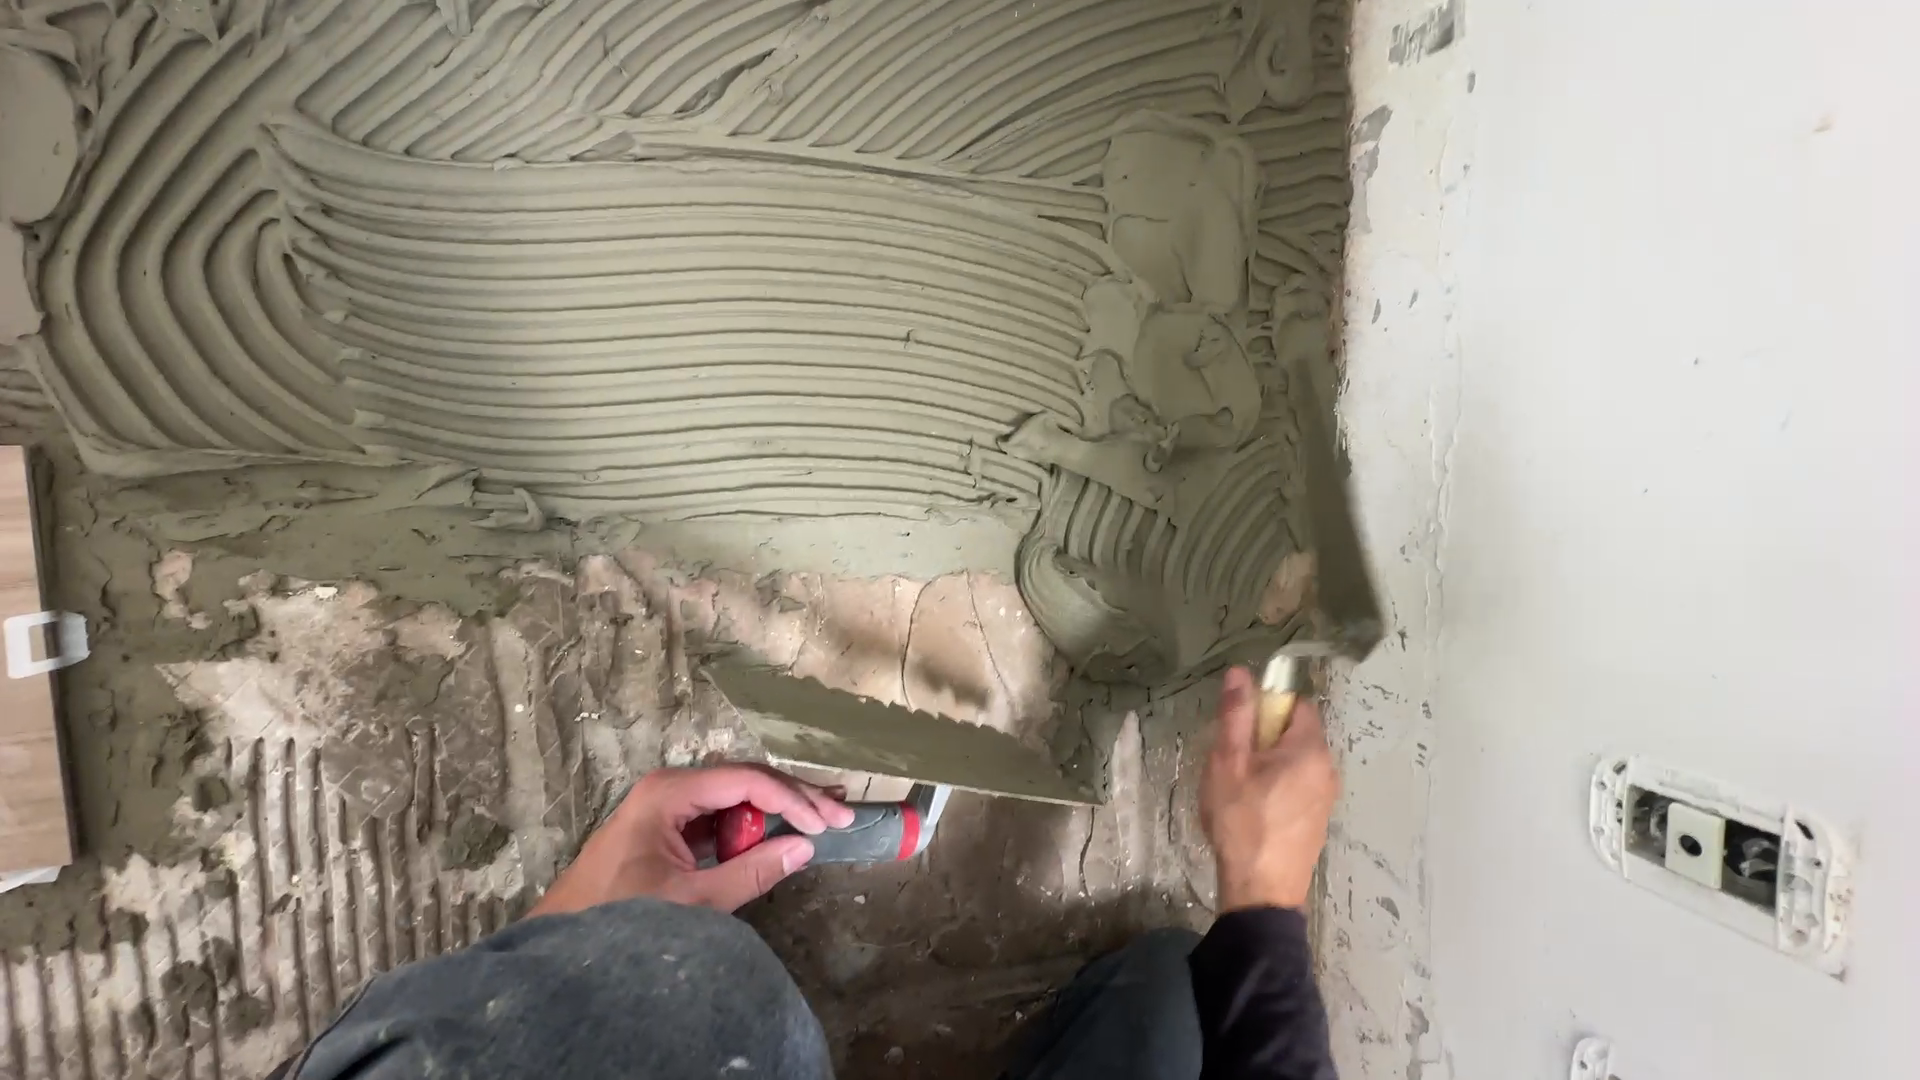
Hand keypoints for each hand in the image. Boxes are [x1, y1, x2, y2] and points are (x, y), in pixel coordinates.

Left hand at [527, 764, 855, 917]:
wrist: (562, 951)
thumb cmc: (623, 921)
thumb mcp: (694, 901)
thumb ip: (753, 872)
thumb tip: (806, 846)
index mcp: (671, 792)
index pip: (747, 781)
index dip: (793, 799)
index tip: (828, 822)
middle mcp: (671, 787)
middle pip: (745, 781)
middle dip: (793, 797)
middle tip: (839, 812)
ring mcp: (668, 805)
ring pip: (735, 796)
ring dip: (777, 809)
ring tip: (821, 815)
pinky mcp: (667, 826)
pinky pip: (718, 816)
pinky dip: (751, 826)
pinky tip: (780, 832)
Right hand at [1199, 666, 1339, 911]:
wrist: (1261, 889)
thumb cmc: (1241, 819)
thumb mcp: (1228, 760)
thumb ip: (1236, 714)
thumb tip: (1240, 672)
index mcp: (1310, 750)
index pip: (1296, 704)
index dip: (1266, 707)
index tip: (1239, 729)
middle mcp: (1328, 769)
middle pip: (1296, 732)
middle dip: (1263, 736)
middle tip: (1231, 759)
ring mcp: (1326, 797)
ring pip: (1295, 760)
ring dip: (1268, 762)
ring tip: (1238, 785)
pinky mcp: (1318, 820)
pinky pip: (1298, 784)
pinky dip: (1276, 784)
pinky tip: (1252, 807)